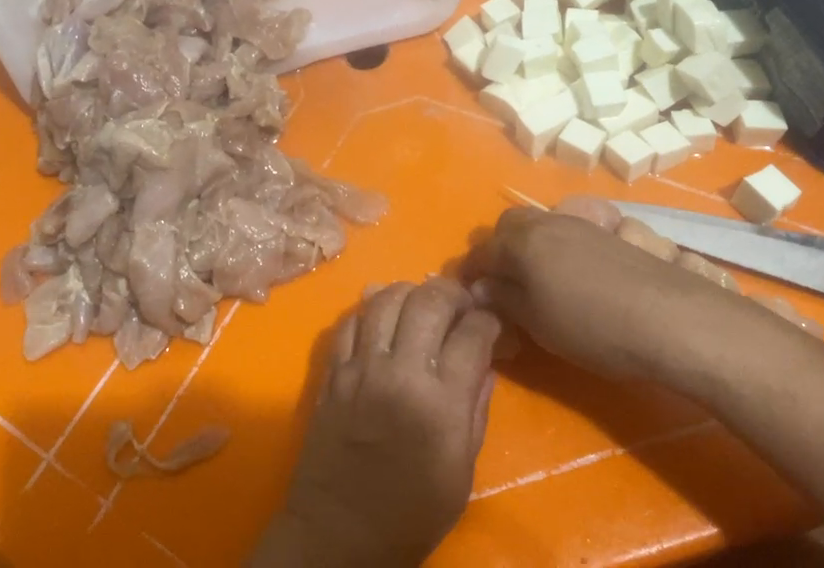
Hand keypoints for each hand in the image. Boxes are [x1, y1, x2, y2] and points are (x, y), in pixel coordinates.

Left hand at [250, 279, 500, 567]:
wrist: (339, 531)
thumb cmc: (411, 513)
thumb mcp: (462, 472)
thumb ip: (475, 410)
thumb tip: (485, 363)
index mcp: (441, 402)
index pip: (472, 333)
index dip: (487, 321)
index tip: (491, 325)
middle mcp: (401, 372)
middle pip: (429, 301)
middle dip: (452, 293)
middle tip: (460, 304)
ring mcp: (361, 368)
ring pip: (385, 299)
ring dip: (409, 292)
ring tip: (421, 303)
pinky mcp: (332, 371)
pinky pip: (351, 321)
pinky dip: (369, 308)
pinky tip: (382, 315)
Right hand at [464, 198, 771, 384]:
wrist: (672, 320)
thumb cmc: (592, 325)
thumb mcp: (536, 322)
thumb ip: (503, 300)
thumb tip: (479, 288)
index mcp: (523, 240)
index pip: (482, 250)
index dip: (471, 273)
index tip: (469, 297)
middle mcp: (550, 222)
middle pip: (513, 226)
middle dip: (501, 250)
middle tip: (504, 285)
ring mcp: (587, 225)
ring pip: (546, 226)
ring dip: (534, 247)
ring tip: (540, 282)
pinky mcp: (617, 236)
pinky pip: (576, 233)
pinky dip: (565, 249)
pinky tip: (578, 277)